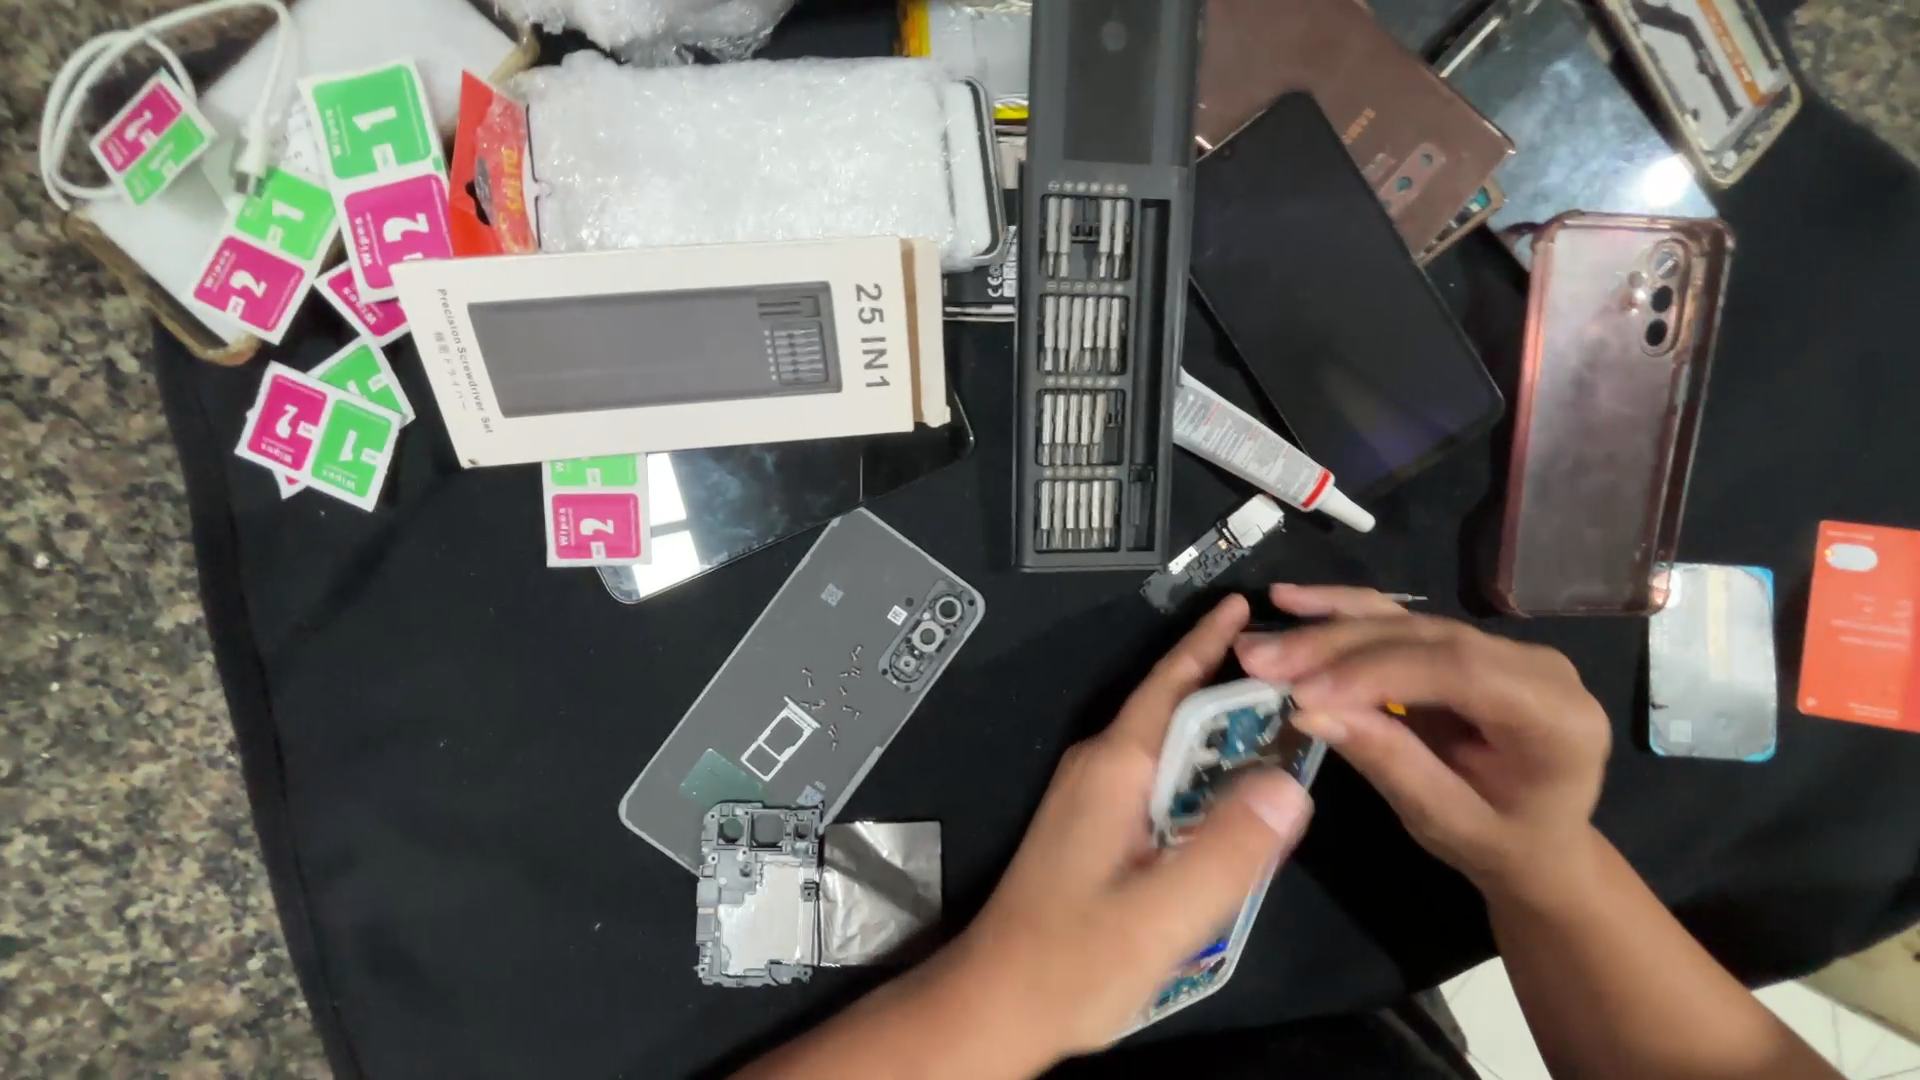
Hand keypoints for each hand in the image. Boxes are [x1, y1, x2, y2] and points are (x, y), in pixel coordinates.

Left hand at [946, 595, 1313, 1060]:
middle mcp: (1099, 766)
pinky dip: (1198, 768)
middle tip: (1288, 667)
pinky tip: (1229, 789)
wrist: (999, 998)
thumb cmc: (1073, 957)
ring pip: (1164, 743)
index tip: (1239, 603)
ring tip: (1275, 719)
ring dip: (1214, 728)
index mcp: (1113, 767)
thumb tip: (1289, 783)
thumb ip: (1227, 851)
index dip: (1204, 642)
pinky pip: (1156, 776)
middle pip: (1169, 708)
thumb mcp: (1162, 914)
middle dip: (1223, 680)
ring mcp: (1092, 794)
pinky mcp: (1094, 823)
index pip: (1167, 686)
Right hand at [1235, 585, 1611, 904]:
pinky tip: (1289, 600)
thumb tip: (1309, 713)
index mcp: (1556, 716)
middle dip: (1331, 648)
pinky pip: (1393, 617)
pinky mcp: (1458, 641)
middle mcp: (1533, 665)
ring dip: (1321, 630)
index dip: (1373, 673)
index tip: (1299, 693)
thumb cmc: (1501, 844)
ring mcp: (1496, 645)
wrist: (1537, 841)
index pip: (1457, 670)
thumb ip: (1390, 763)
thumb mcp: (1447, 822)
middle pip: (1419, 637)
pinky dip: (1337, 610)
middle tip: (1257, 661)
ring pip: (1397, 622)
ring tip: (1258, 643)